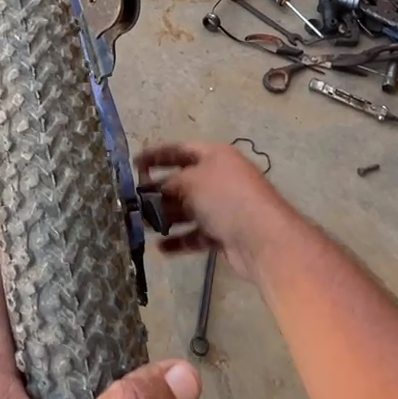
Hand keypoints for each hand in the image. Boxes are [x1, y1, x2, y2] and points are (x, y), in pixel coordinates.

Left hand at [0, 228, 201, 398]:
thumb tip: (184, 373)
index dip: (18, 225)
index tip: (63, 203)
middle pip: (15, 303)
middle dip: (61, 282)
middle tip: (116, 269)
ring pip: (23, 350)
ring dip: (64, 333)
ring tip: (119, 326)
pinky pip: (25, 391)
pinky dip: (60, 378)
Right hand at [136, 140, 299, 282]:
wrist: (263, 238)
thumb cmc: (225, 198)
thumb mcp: (191, 181)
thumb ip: (170, 183)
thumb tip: (157, 190)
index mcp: (215, 156)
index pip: (180, 150)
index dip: (157, 155)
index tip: (135, 164)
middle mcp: (220, 178)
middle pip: (183, 182)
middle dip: (159, 191)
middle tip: (135, 201)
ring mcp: (224, 207)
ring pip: (189, 210)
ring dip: (167, 217)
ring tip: (143, 226)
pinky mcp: (225, 233)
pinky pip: (197, 234)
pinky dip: (180, 240)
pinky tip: (161, 248)